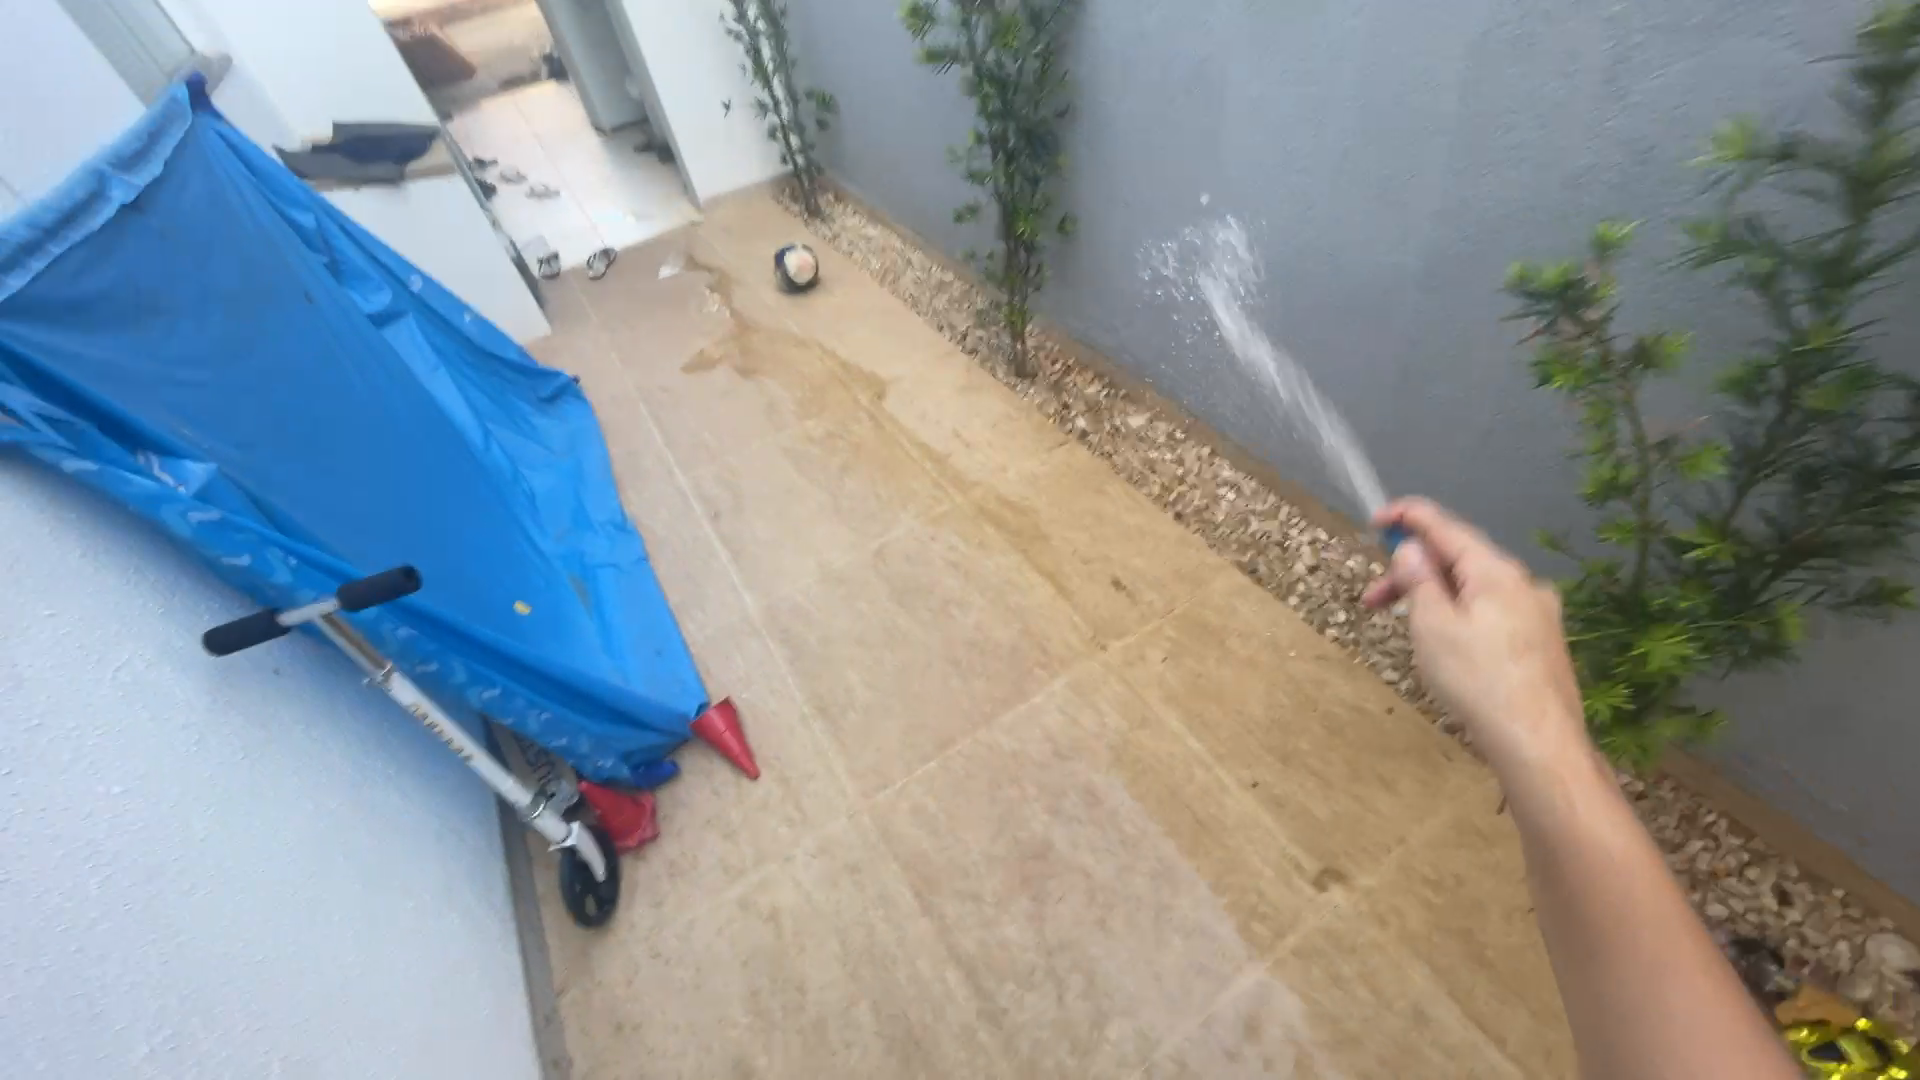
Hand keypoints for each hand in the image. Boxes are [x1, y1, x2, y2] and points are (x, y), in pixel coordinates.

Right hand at [1362, 498, 1590, 779]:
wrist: (1537, 742)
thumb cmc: (1476, 678)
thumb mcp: (1432, 624)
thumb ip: (1419, 579)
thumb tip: (1412, 549)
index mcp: (1496, 572)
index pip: (1446, 527)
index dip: (1407, 517)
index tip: (1375, 519)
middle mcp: (1523, 584)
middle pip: (1458, 560)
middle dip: (1411, 571)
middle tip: (1372, 599)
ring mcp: (1537, 613)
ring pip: (1472, 588)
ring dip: (1431, 596)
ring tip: (1405, 627)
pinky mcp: (1540, 641)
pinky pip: (1488, 611)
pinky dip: (1456, 613)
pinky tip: (1444, 643)